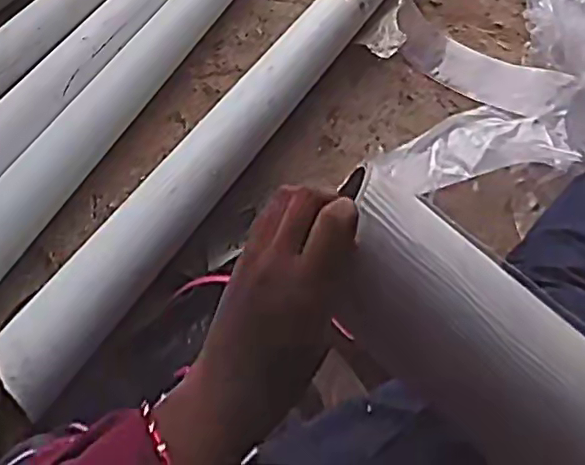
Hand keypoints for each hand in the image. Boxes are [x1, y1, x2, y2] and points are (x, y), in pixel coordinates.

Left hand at [151, 187, 357, 463]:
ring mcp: (254, 253)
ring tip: (320, 217)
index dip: (349, 210)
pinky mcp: (240, 254)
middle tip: (342, 214)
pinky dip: (285, 209)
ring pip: (282, 197)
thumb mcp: (324, 335)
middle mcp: (276, 260)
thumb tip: (347, 243)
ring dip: (305, 197)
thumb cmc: (282, 377)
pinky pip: (267, 213)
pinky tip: (295, 230)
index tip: (358, 219)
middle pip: (303, 196)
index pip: (331, 219)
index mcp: (305, 287)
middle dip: (328, 196)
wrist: (225, 388)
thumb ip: (336, 282)